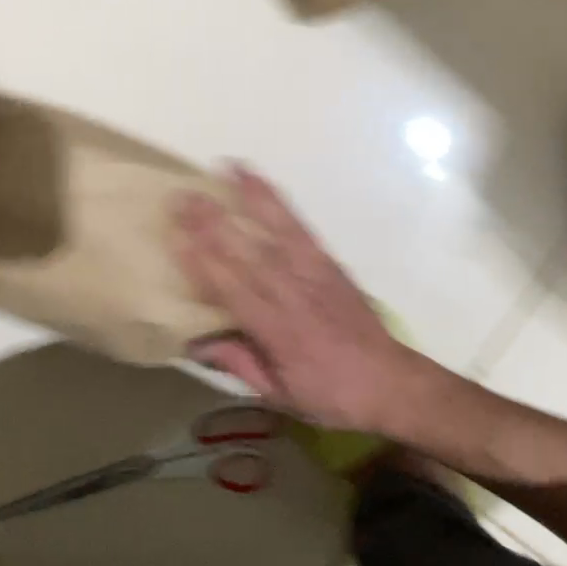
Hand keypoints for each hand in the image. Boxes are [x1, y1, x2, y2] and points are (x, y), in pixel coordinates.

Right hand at [173, 166, 438, 431]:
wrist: (390, 381)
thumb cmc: (330, 395)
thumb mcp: (279, 395)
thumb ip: (238, 363)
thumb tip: (194, 340)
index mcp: (280, 332)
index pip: (234, 291)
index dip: (203, 265)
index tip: (176, 239)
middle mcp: (296, 295)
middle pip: (249, 255)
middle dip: (215, 225)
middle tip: (182, 198)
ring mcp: (316, 273)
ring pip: (278, 231)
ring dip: (249, 200)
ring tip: (224, 170)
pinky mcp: (330, 262)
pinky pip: (300, 227)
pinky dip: (279, 203)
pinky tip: (260, 183)